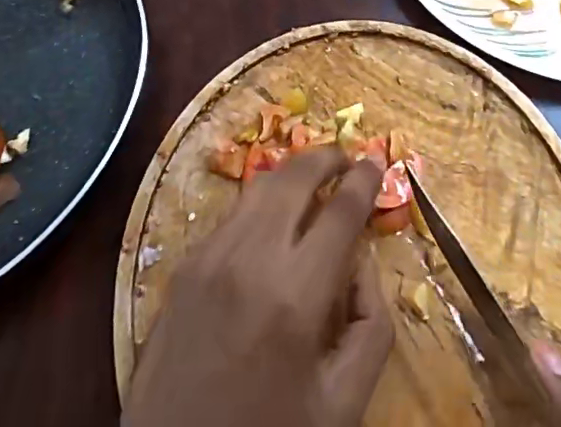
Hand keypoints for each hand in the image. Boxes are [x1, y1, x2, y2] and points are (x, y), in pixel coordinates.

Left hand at [124, 147, 392, 426]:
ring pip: (259, 188)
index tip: (376, 161)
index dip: (364, 179)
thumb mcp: (343, 402)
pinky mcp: (184, 266)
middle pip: (294, 178)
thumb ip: (373, 324)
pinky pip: (231, 216)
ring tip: (313, 183)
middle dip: (326, 158)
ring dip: (291, 175)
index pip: (341, 211)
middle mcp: (251, 259)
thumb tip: (362, 260)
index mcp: (296, 295)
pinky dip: (260, 204)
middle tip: (346, 159)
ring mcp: (210, 257)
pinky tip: (272, 225)